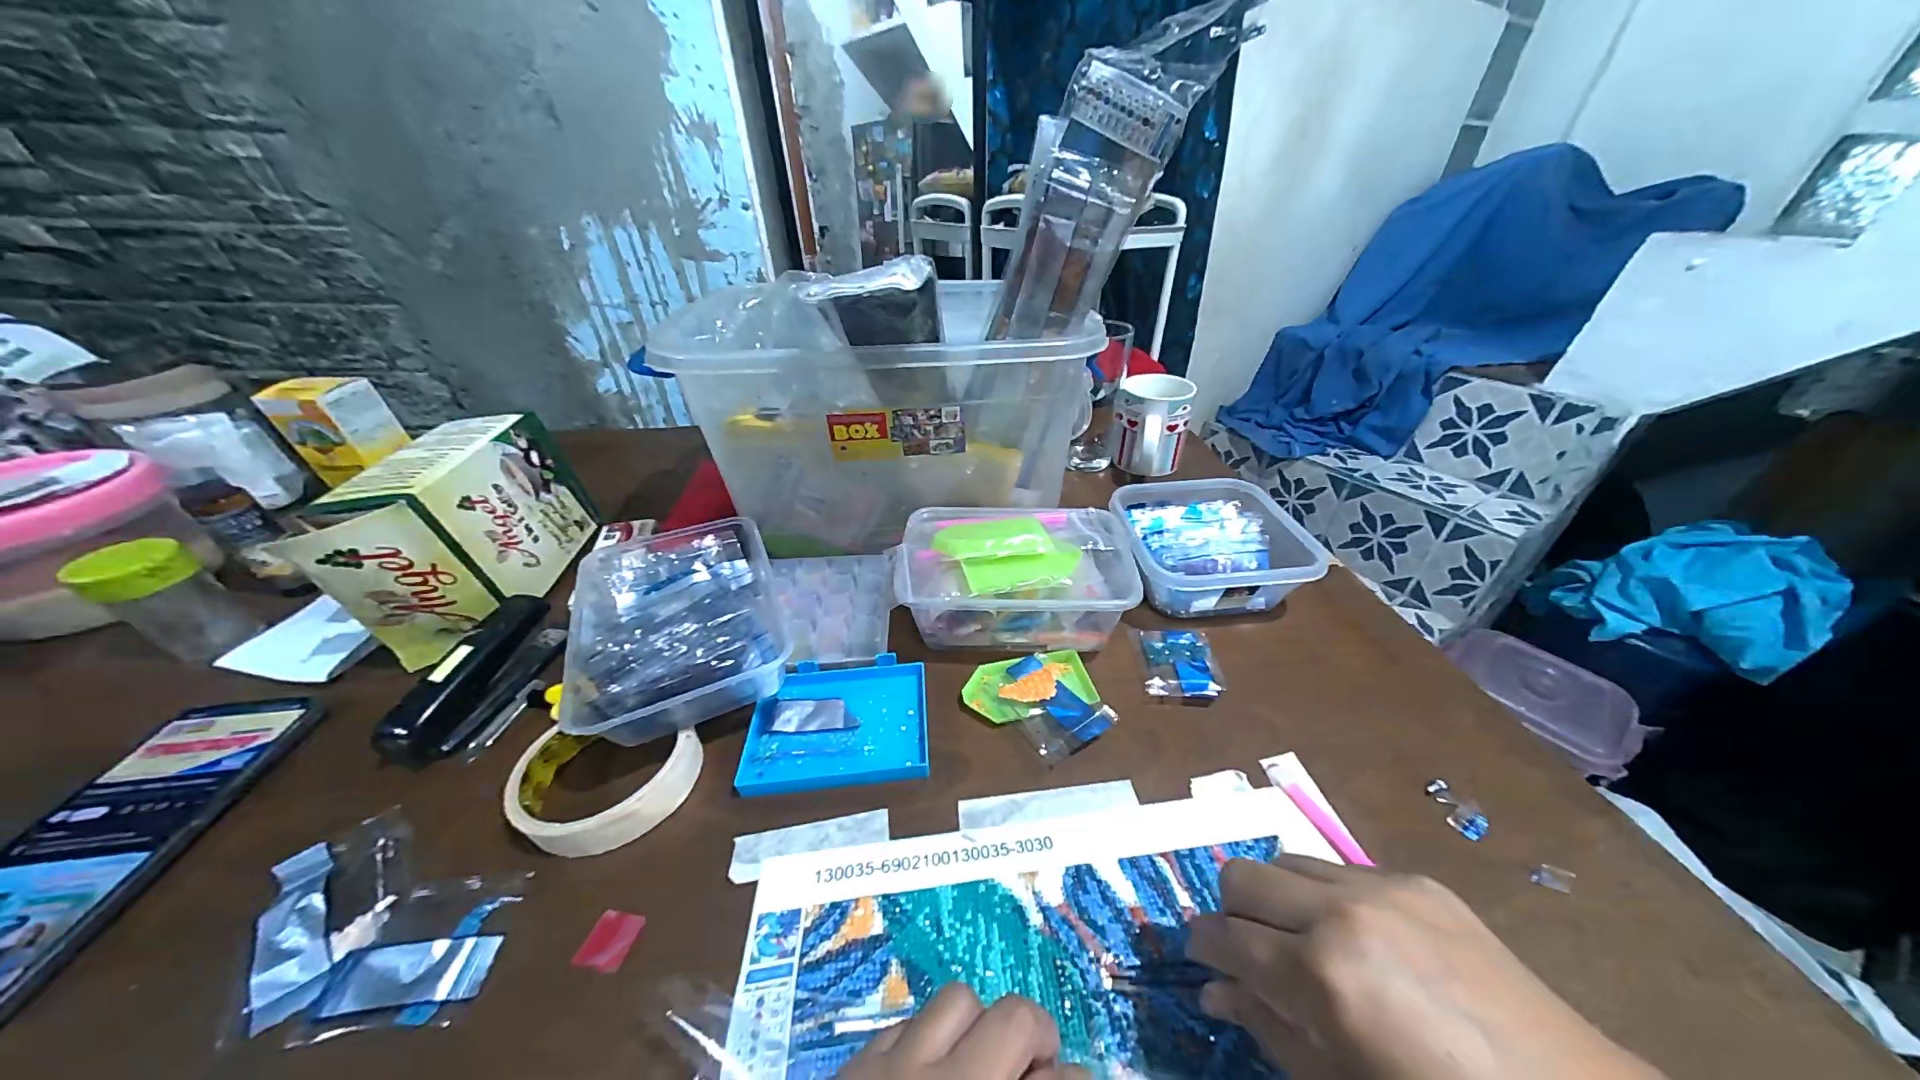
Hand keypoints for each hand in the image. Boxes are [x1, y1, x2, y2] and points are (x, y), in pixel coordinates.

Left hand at [837, 983, 1089, 1079]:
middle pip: (1018, 1017)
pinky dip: (924, 1041)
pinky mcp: (856, 1063)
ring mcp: (894, 1067)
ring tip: (976, 1062)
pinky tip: (925, 1071)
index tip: (1061, 1079)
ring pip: (958, 1000)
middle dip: (1037, 1040)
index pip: (1067, 1077)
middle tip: (1031, 1072)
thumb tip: (1055, 1071)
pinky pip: (905, 1022)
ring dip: (976, 1029)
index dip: (1074, 1076)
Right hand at [1187, 856, 1665, 1079]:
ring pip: (1284, 862)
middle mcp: (1341, 913)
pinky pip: (1340, 870)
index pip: (1223, 937)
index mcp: (1321, 976)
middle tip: (1251, 954)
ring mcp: (1383, 888)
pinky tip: (1361, 941)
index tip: (1201, 960)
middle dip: (1231, 914)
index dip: (1201, 948)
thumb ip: (1267, 1028)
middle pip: (1240, 877)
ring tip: (1304, 943)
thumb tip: (1213, 991)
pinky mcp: (1419, 881)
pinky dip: (1326, 898)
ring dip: (1276, 899)